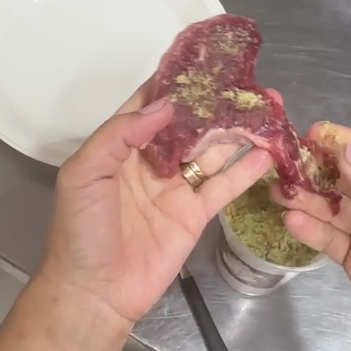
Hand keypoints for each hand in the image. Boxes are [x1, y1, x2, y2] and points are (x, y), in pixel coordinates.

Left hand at [38, 87, 272, 329]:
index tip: (204, 58)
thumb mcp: (84, 173)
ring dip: (238, 130)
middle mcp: (150, 162)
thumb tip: (165, 104)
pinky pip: (223, 187)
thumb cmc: (80, 230)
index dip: (174, 82)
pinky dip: (246, 170)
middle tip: (249, 82)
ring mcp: (175, 189)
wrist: (94, 292)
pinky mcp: (195, 215)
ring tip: (270, 107)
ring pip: (212, 152)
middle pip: (189, 125)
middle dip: (216, 103)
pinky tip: (269, 151)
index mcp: (120, 147)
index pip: (149, 105)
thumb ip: (119, 134)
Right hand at [277, 123, 350, 350]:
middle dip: (319, 170)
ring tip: (277, 190)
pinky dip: (311, 229)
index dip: (347, 143)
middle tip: (284, 162)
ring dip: (308, 198)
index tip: (312, 132)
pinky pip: (331, 238)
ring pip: (336, 208)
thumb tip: (343, 150)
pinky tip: (290, 219)